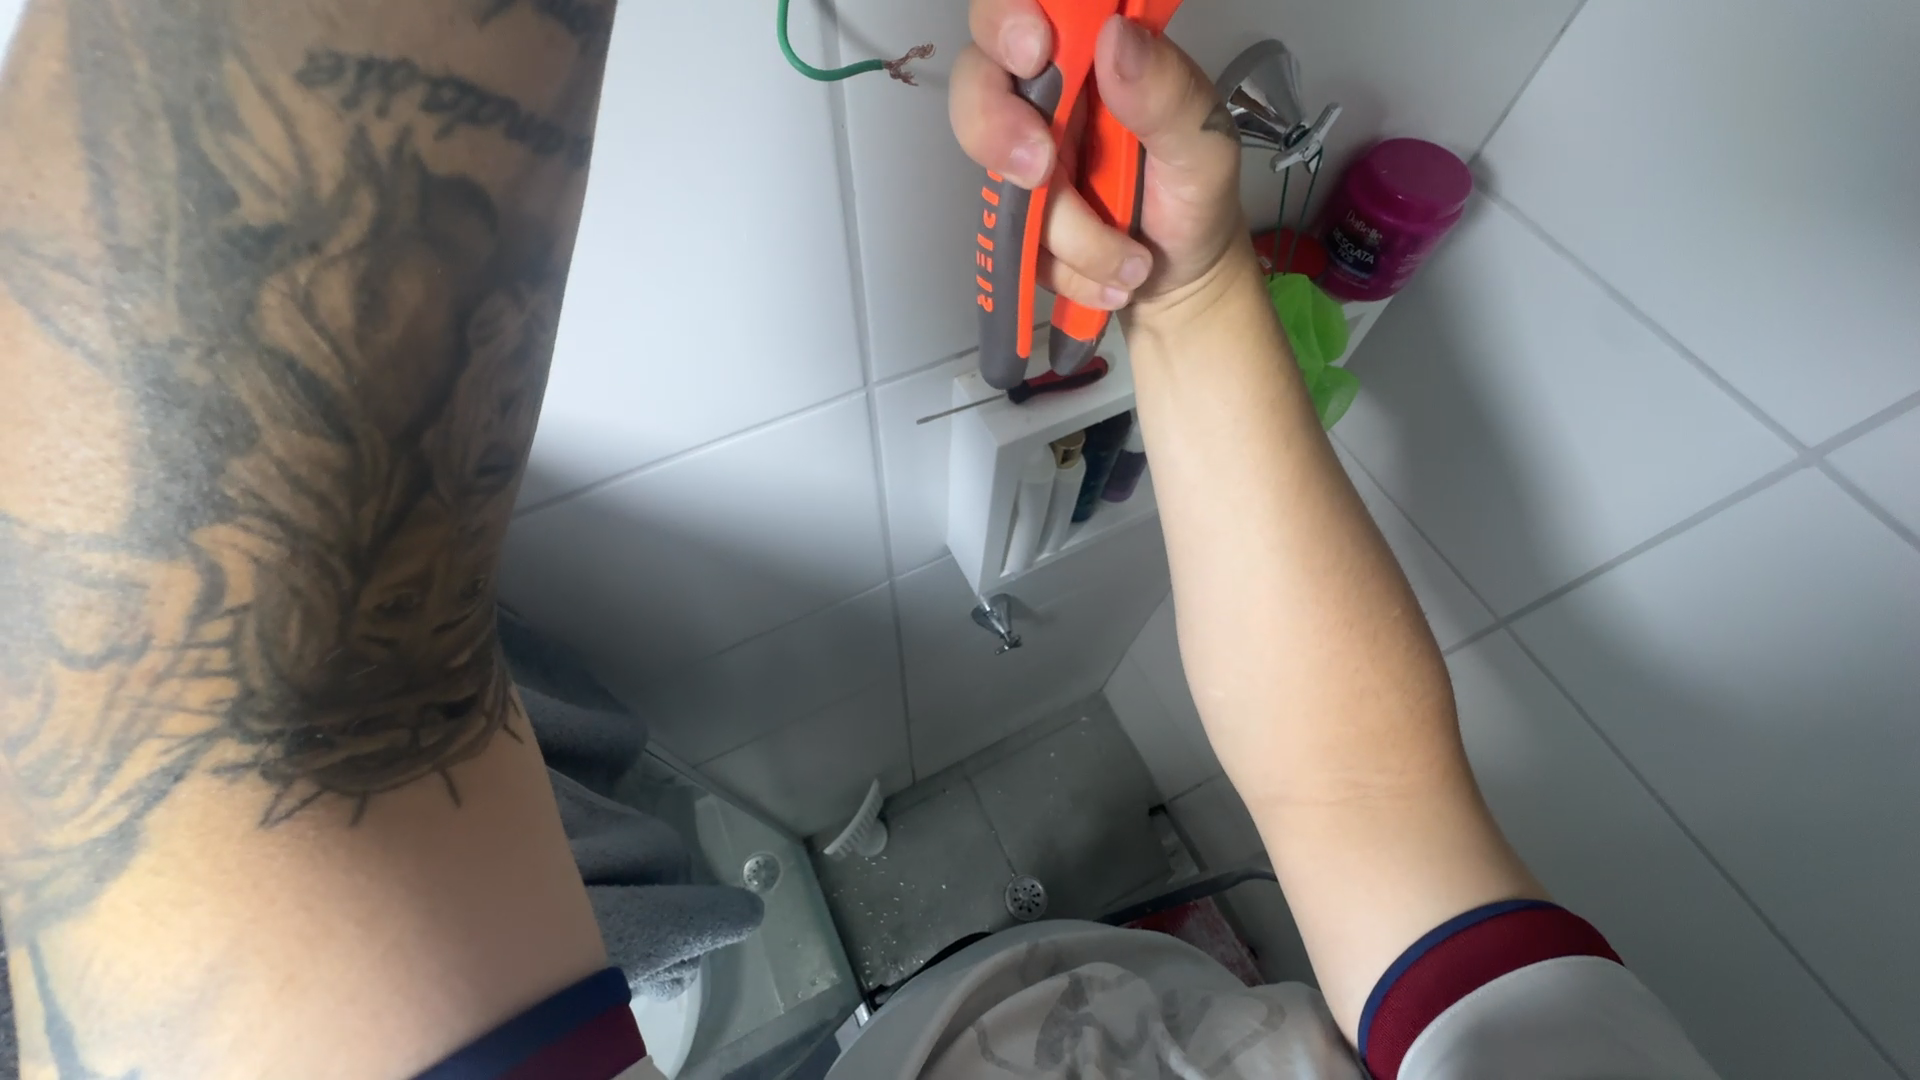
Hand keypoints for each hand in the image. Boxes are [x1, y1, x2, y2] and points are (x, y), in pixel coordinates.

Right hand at [950, 0, 1248, 316]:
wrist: (1182, 282)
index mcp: (1091, 62)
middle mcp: (1048, 107)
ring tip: (1133, 265)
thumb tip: (1116, 39)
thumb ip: (1167, 95)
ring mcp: (1026, 168)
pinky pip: (1019, 247)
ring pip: (1003, 188)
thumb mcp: (1204, 147)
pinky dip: (1071, 272)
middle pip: (978, 88)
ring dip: (1071, 238)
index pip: (1023, 12)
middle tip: (1041, 170)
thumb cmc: (1197, 204)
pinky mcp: (1019, 225)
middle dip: (997, 129)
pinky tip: (1112, 280)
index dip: (1006, 20)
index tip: (1035, 52)